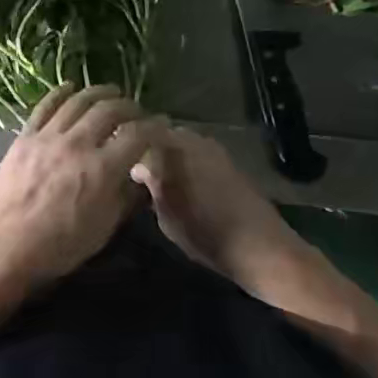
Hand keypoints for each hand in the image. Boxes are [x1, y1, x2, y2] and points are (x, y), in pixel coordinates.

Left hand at [0, 84, 166, 291]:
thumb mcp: (104, 228)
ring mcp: (50, 136)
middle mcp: (79, 143)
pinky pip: (46, 105)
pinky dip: (61, 92)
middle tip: (137, 112)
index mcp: (103, 168)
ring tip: (111, 93)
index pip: (138, 135)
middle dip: (130, 106)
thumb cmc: (59, 246)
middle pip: (111, 109)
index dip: (155, 127)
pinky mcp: (26, 136)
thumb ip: (125, 198)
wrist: (5, 246)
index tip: (163, 126)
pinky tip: (71, 86)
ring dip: (100, 93)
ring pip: (80, 101)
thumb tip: (139, 178)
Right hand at [133, 127, 314, 294]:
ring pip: (181, 141)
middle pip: (162, 133)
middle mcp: (194, 141)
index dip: (128, 142)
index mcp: (174, 150)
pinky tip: (184, 181)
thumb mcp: (168, 217)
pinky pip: (198, 151)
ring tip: (159, 175)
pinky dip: (187, 160)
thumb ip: (152, 186)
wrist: (259, 245)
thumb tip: (138, 167)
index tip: (118, 157)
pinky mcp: (228, 160)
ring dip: (169, 153)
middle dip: (149, 146)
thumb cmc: (206, 234)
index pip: (143, 132)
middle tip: (137, 167)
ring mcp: (213, 149)